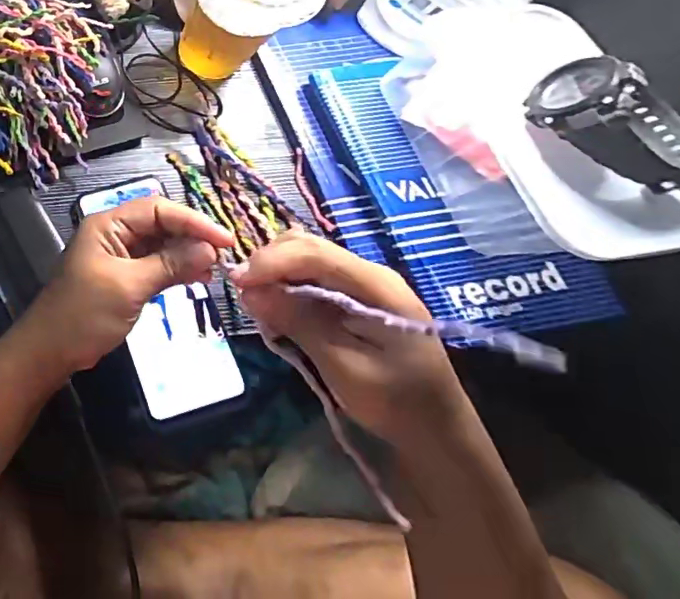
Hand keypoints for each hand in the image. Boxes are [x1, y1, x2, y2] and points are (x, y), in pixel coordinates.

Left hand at [13, 196, 234, 374]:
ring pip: (162, 244)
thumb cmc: (84, 314)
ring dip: (188, 253)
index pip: (156, 209)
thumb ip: (168, 265)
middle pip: (161, 223)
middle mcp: (115, 233)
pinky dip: (178, 268)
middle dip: (193, 236)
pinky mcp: (125, 276)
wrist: (52, 350)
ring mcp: (120, 255)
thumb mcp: (129, 287)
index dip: (192, 220)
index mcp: (108, 224)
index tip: (224, 239)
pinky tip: (199, 277)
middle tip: (224, 255)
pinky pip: (157, 263)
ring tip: (215, 269)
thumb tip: (208, 250)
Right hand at [231, 230, 468, 445]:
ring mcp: (365, 282)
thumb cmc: (397, 405)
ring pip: (307, 256)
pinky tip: (277, 304)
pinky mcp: (357, 296)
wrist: (440, 434)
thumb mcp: (344, 368)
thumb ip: (299, 324)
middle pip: (308, 246)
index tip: (238, 283)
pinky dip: (288, 283)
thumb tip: (250, 292)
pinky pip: (314, 275)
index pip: (314, 252)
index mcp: (377, 286)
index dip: (271, 261)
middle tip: (243, 292)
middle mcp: (370, 273)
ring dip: (276, 270)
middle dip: (269, 261)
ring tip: (256, 299)